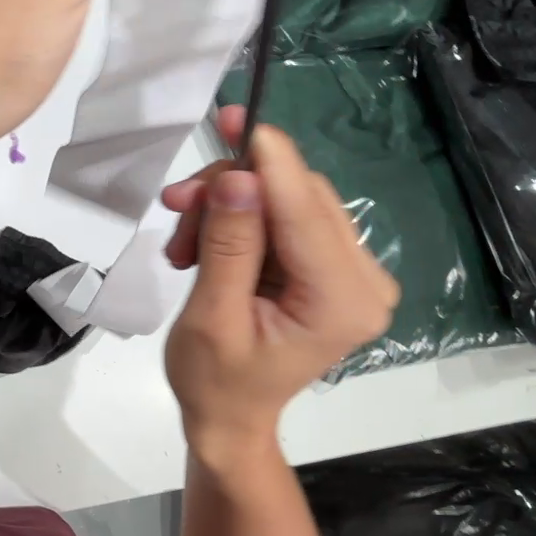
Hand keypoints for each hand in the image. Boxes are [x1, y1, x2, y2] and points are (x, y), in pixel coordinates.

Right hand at [162, 109, 399, 460]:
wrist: (229, 417)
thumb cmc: (213, 380)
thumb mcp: (210, 317)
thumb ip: (228, 247)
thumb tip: (237, 180)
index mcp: (341, 300)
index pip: (305, 213)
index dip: (269, 162)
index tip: (237, 119)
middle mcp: (363, 281)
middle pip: (301, 199)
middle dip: (233, 191)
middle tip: (172, 204)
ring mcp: (351, 275)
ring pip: (290, 204)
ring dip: (229, 208)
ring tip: (181, 243)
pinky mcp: (330, 271)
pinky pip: (286, 222)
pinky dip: (239, 223)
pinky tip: (203, 244)